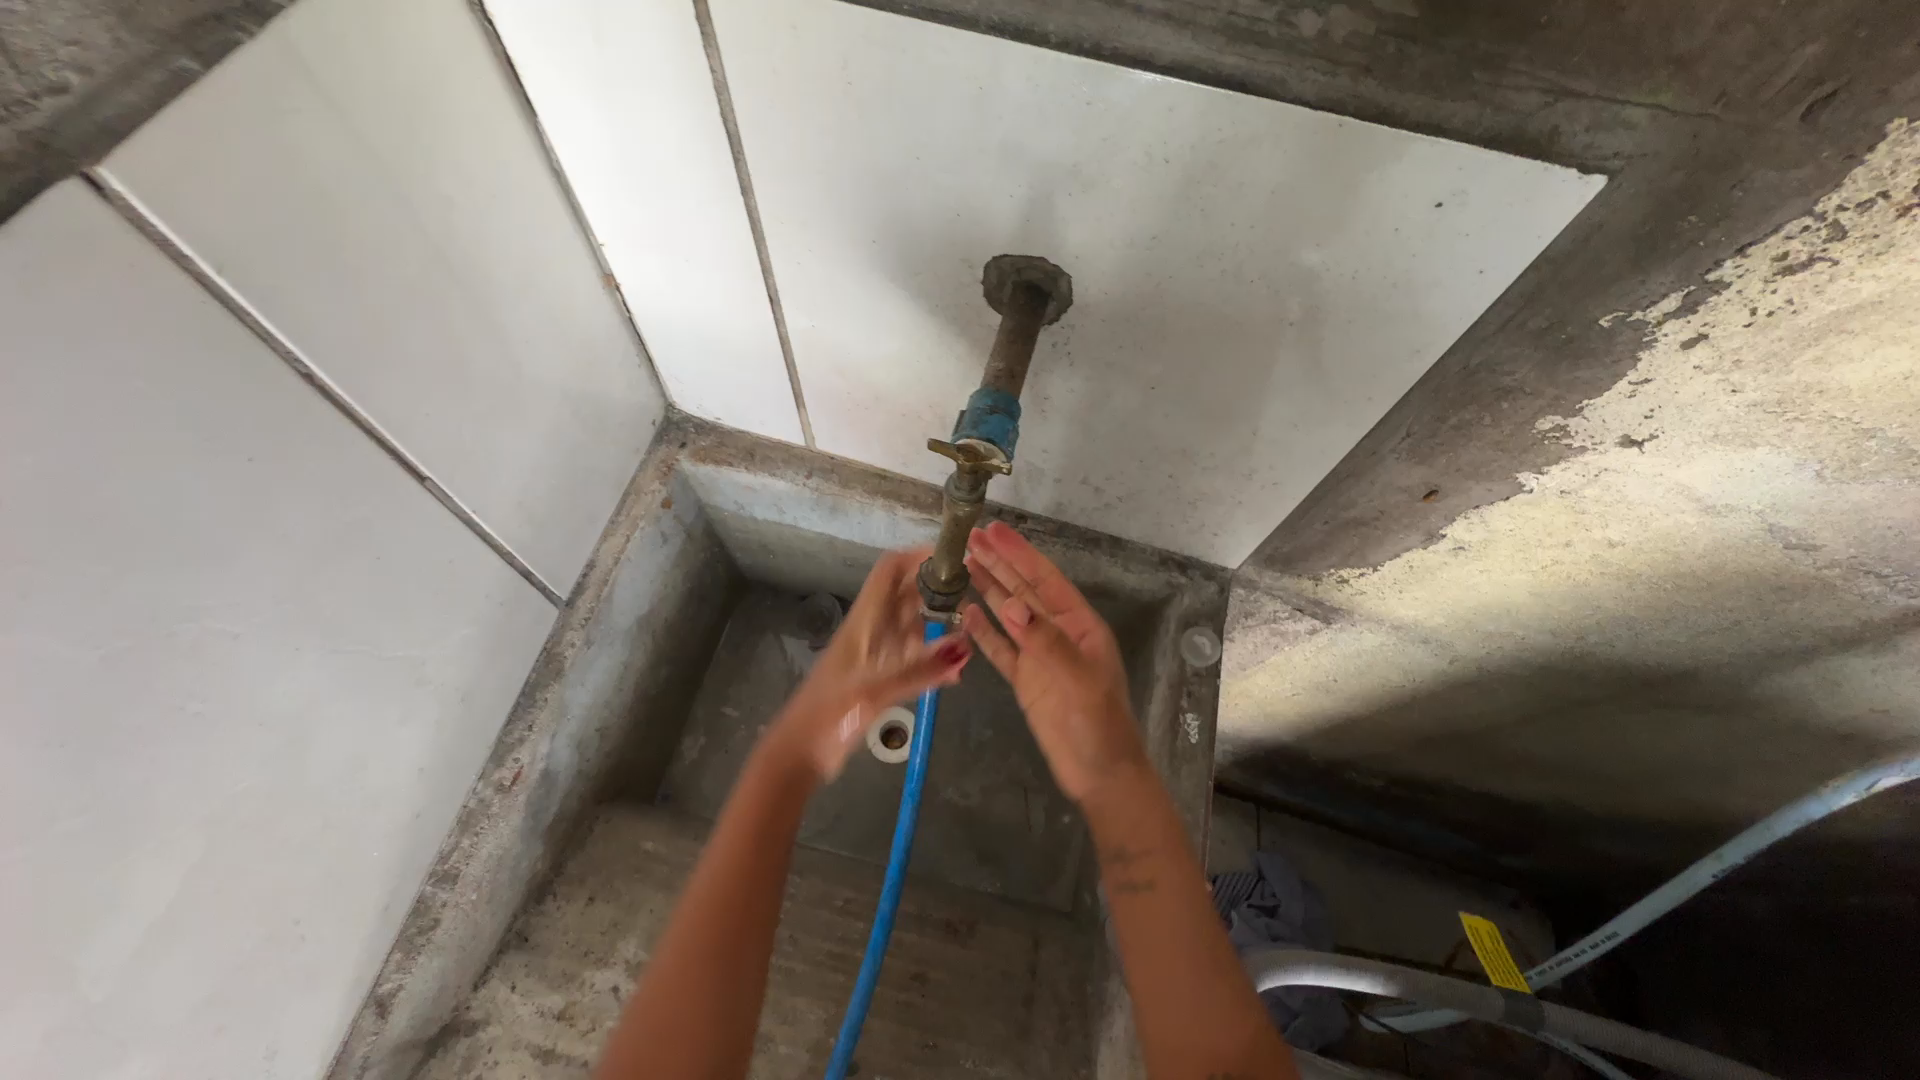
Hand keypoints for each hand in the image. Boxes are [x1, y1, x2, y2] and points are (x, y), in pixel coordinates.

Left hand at [767, 546, 970, 781]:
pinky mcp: (875, 678)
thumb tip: (965, 649)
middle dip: (935, 586)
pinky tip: (954, 670)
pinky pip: (909, 656)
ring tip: (970, 625)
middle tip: (973, 591)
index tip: (954, 558)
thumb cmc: (829, 717)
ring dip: (936, 621)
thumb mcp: (875, 692)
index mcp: (863, 622)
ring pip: (908, 624)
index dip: (918, 556)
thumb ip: (920, 671)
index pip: (890, 570)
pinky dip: (931, 656)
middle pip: (903, 593)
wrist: (797, 755)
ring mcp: (872, 655)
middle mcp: (869, 630)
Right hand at [961, 522, 1146, 802]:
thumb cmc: (1099, 725)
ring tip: (963, 564)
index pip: (1044, 581)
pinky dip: (984, 631)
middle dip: (999, 564)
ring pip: (1010, 615)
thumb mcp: (1079, 680)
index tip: (994, 531)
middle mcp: (1058, 634)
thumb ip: (1045, 642)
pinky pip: (1001, 649)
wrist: (1100, 774)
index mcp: (1080, 626)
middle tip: (970, 539)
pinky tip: (967, 611)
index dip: (1019, 554)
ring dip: (989, 589)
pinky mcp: (1026, 680)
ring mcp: (1040, 657)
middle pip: (1024, 591)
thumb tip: (1011, 606)